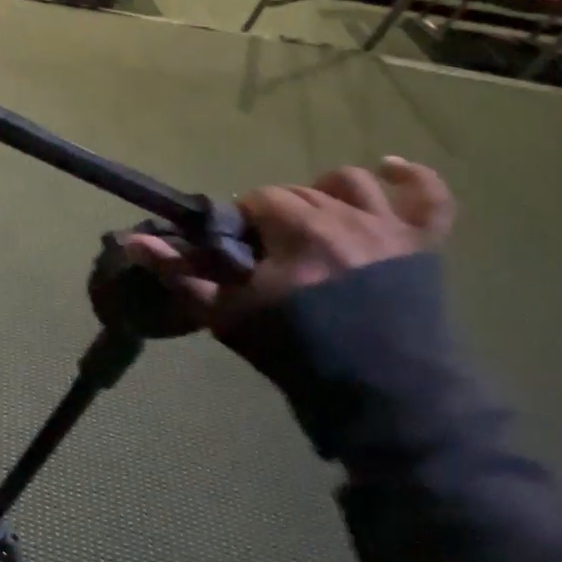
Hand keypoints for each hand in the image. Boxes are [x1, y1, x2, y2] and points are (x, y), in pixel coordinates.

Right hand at [124, 157, 455, 332]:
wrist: (384, 393)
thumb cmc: (296, 350)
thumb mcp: (225, 313)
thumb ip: (180, 272)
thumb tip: (132, 240)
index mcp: (298, 229)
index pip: (258, 199)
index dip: (241, 221)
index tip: (236, 250)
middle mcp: (346, 216)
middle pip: (300, 191)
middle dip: (277, 212)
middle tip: (267, 248)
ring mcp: (391, 228)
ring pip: (352, 183)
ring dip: (327, 191)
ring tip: (313, 214)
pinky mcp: (425, 245)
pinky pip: (430, 196)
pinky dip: (411, 177)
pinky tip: (390, 168)